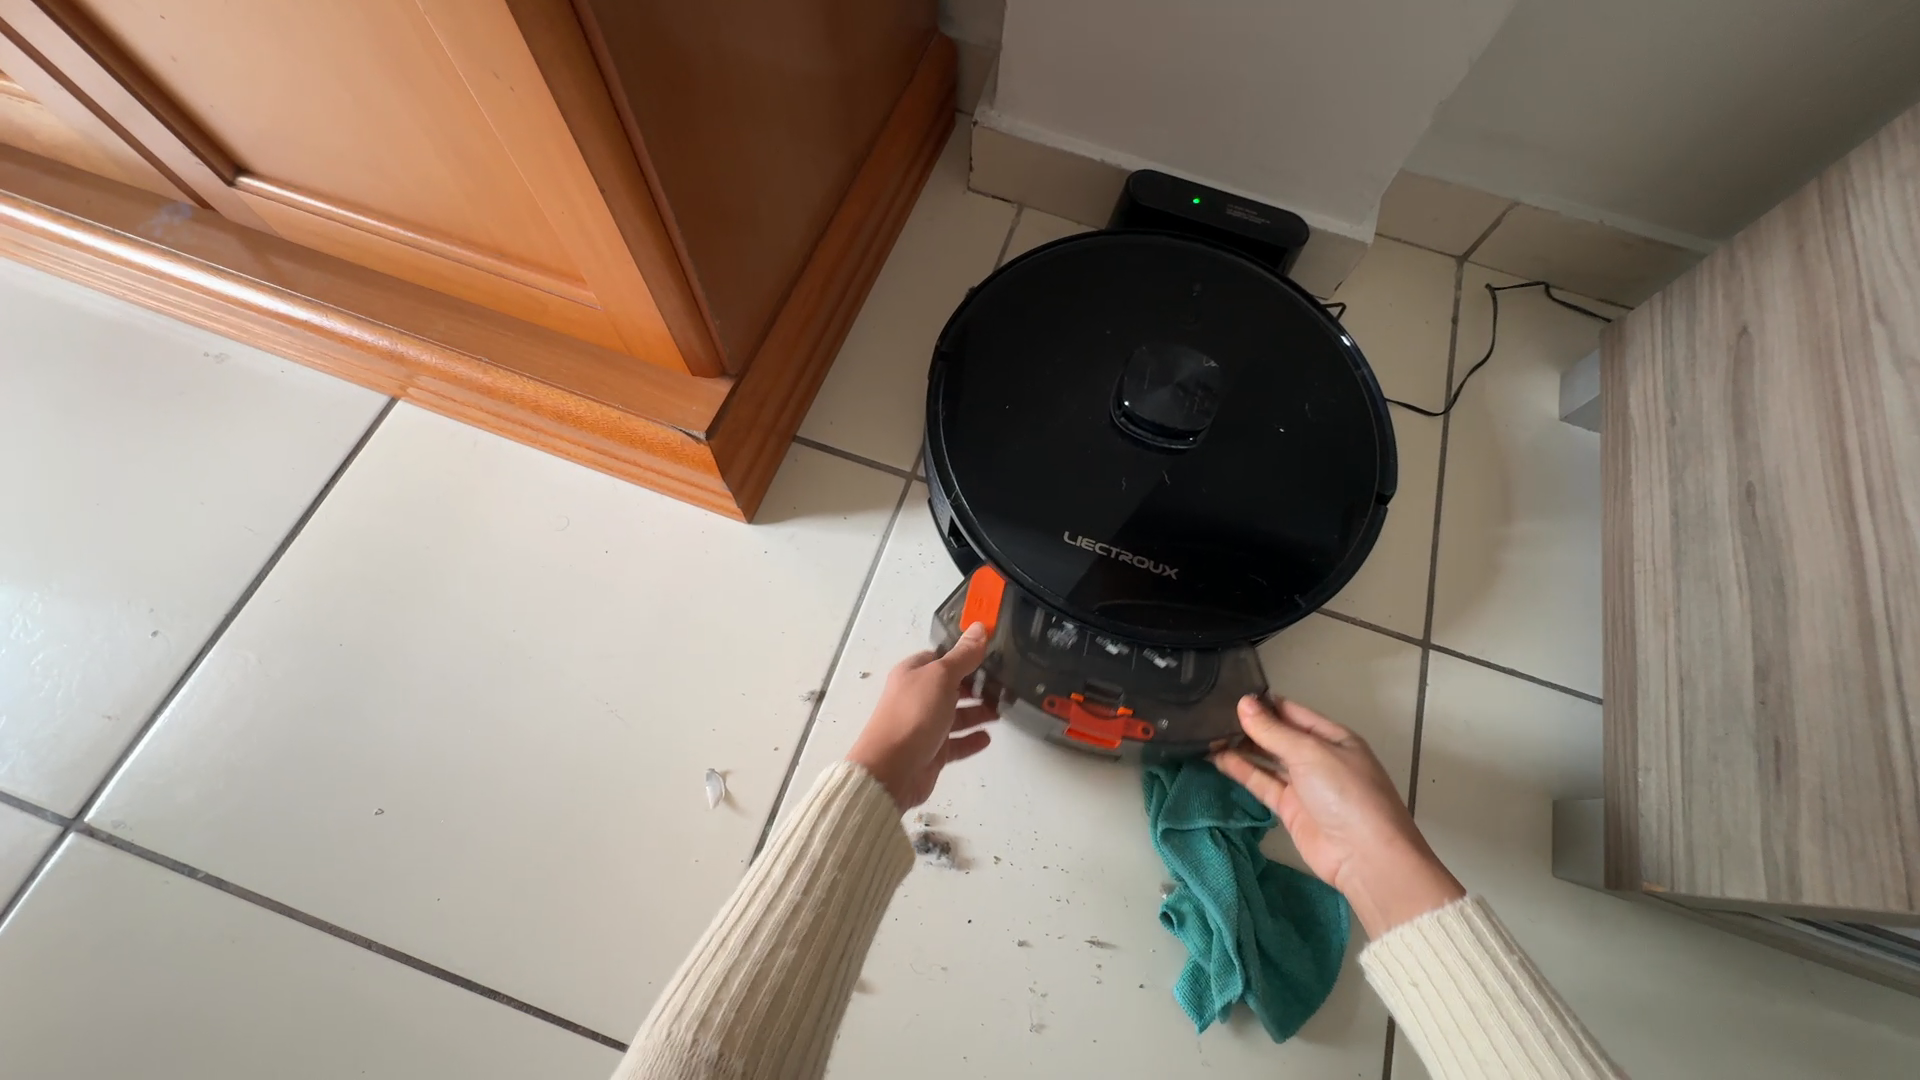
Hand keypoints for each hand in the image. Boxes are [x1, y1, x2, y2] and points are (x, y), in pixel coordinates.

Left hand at [846, 623, 999, 810]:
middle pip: (951, 686)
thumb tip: (979, 627)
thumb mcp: (941, 677)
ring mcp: (925, 726)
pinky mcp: (933, 752)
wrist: (892, 770)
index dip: (964, 654)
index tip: (992, 653)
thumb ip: (963, 655)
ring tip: (1001, 711)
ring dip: (978, 712)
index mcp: (913, 673)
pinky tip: (987, 738)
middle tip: (1005, 684)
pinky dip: (971, 739)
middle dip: (976, 685)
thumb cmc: (914, 714)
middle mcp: (918, 697)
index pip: (941, 657)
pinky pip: (956, 743)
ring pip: (956, 715)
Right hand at [1212, 695, 1463, 937]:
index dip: (1263, 704)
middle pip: (1278, 735)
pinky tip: (1218, 758)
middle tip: (1210, 714)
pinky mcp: (1289, 808)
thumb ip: (1272, 730)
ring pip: (1267, 759)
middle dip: (1249, 725)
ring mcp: (1304, 784)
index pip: (1292, 712)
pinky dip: (1241, 771)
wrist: (1366, 858)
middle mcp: (1318, 757)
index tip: (1228, 694)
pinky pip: (1261, 782)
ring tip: (1208, 734)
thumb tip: (1243, 703)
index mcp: (1333, 738)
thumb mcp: (1310, 753)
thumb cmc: (1346, 794)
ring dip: (1241, 747)